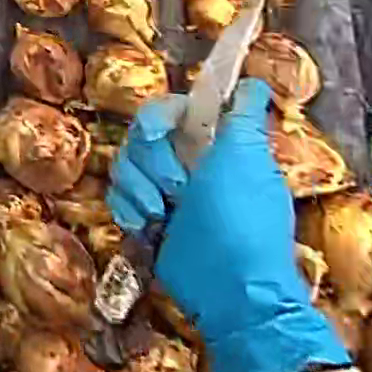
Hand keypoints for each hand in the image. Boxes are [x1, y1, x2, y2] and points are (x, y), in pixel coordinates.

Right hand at [107, 79, 348, 371]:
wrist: (231, 289)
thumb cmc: (242, 220)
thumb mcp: (248, 161)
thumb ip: (245, 117)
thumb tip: (255, 83)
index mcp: (211, 144)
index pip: (169, 108)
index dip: (158, 116)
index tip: (156, 133)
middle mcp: (185, 161)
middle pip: (140, 134)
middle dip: (152, 161)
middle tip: (178, 189)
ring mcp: (163, 190)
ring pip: (124, 162)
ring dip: (140, 189)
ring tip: (163, 215)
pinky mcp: (144, 215)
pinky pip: (116, 193)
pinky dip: (128, 209)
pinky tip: (147, 227)